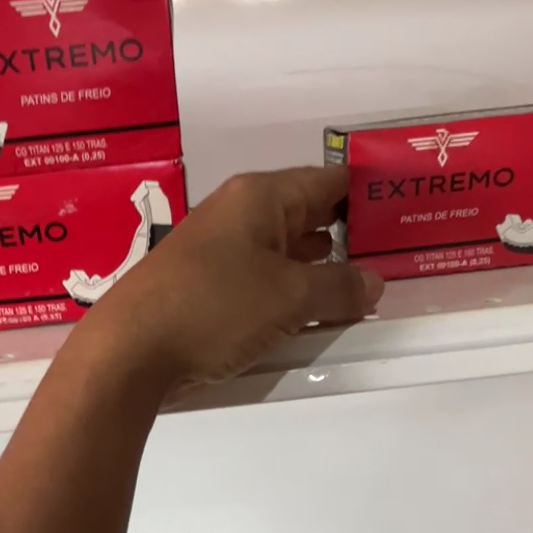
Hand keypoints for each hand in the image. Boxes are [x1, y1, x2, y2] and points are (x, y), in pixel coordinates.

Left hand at [71, 167, 382, 395]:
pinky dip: (289, 298)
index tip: (401, 212)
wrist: (131, 351)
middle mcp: (239, 217)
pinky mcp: (207, 293)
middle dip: (348, 238)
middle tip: (393, 259)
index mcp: (259, 197)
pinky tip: (312, 319)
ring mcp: (220, 256)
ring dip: (319, 274)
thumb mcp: (289, 296)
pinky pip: (262, 287)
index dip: (366, 194)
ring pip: (284, 257)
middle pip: (306, 218)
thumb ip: (338, 288)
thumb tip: (373, 283)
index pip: (327, 181)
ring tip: (363, 293)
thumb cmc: (214, 306)